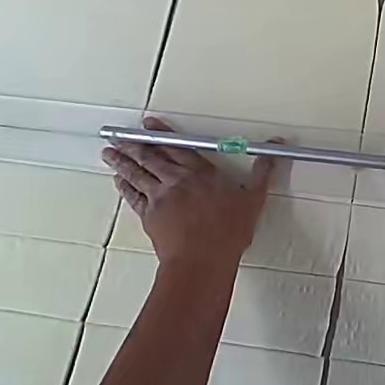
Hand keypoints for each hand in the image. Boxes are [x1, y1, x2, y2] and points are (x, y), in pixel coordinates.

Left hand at [102, 117, 280, 278]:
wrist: (202, 260)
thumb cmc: (229, 231)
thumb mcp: (253, 198)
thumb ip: (262, 171)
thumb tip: (274, 149)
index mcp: (201, 173)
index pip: (178, 147)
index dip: (162, 134)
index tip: (149, 124)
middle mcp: (177, 180)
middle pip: (151, 157)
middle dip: (135, 144)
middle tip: (120, 135)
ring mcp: (160, 197)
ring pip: (137, 173)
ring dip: (122, 161)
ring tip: (109, 152)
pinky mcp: (150, 215)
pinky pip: (133, 196)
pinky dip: (124, 186)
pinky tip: (118, 180)